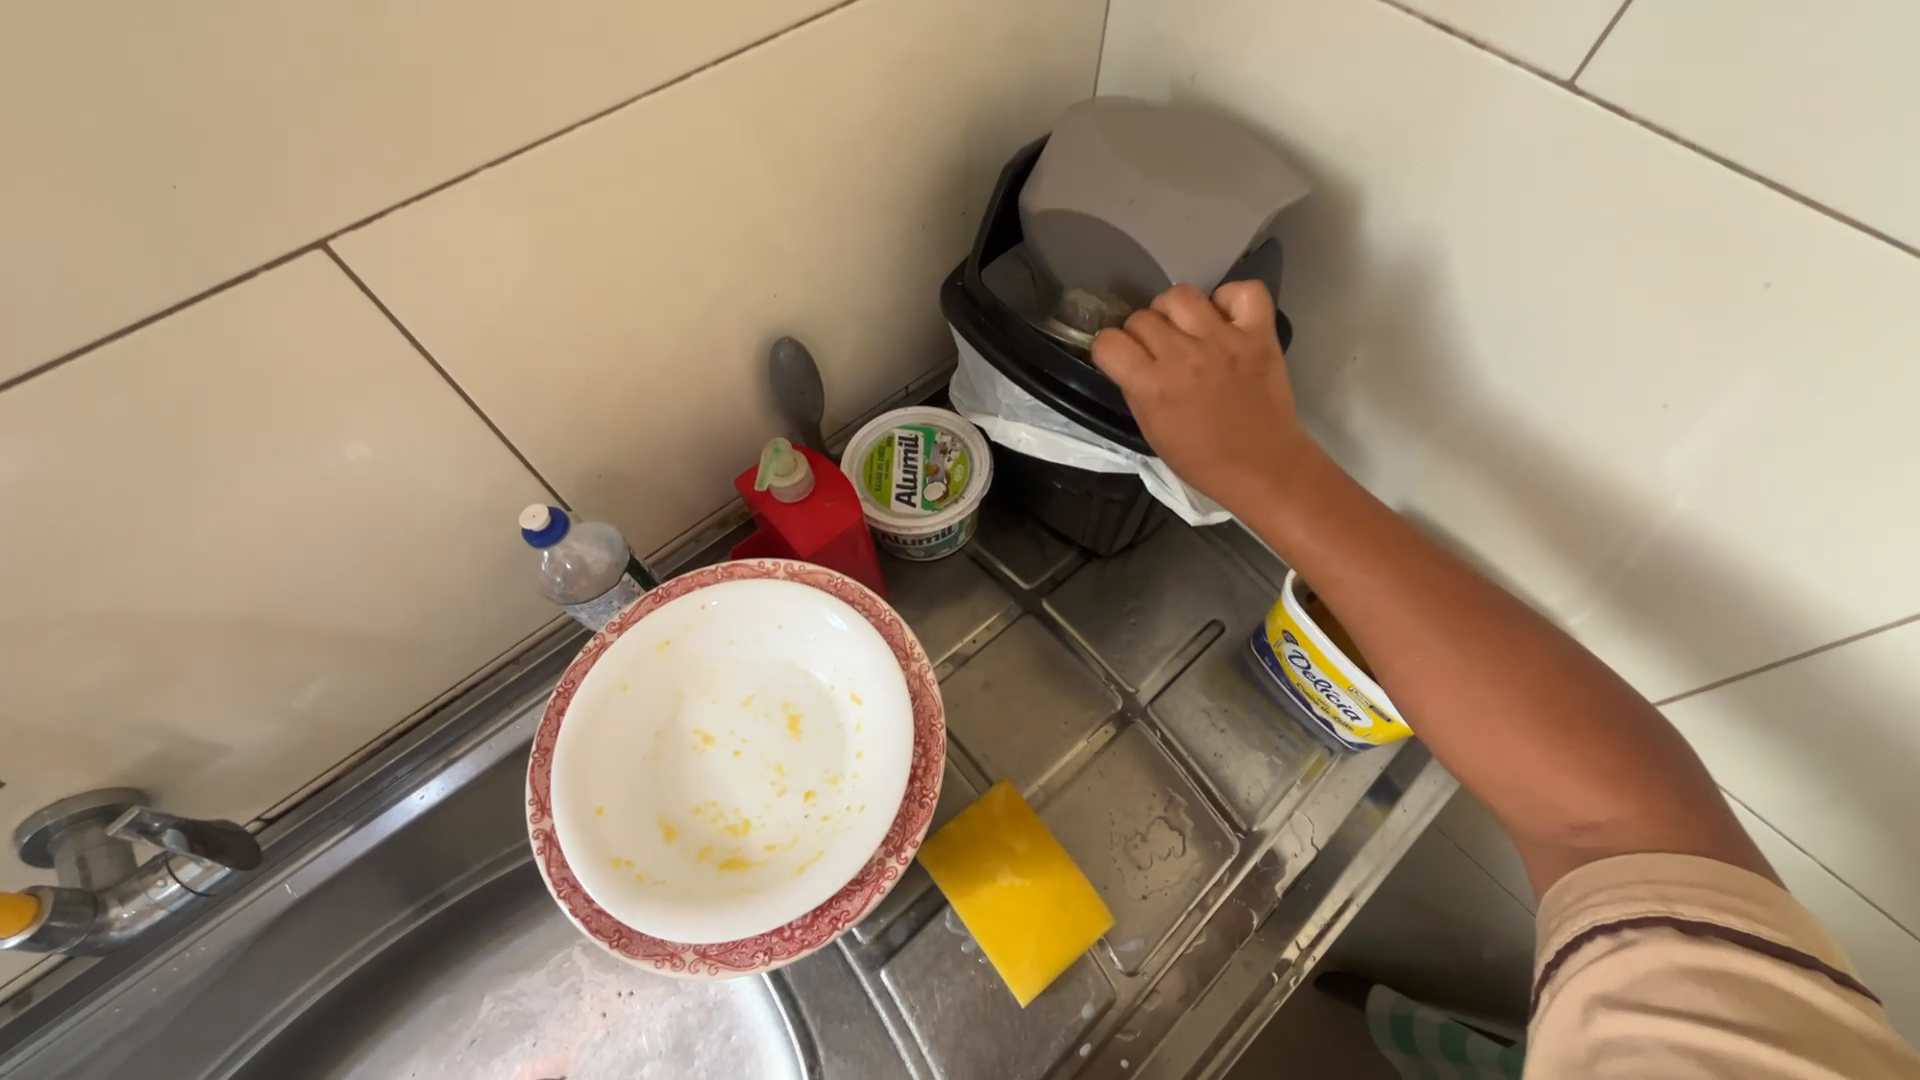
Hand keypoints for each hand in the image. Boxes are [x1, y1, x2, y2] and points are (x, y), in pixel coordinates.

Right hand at [1090, 282, 1316, 512]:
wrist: (1261, 466)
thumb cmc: (1201, 458)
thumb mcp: (1151, 431)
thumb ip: (1135, 390)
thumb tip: (1129, 360)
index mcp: (1153, 386)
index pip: (1109, 342)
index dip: (1109, 350)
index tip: (1120, 360)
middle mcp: (1185, 356)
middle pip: (1142, 317)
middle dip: (1140, 334)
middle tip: (1156, 352)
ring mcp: (1225, 341)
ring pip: (1181, 295)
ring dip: (1174, 311)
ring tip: (1184, 330)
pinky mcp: (1260, 334)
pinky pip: (1242, 291)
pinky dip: (1230, 299)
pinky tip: (1224, 320)